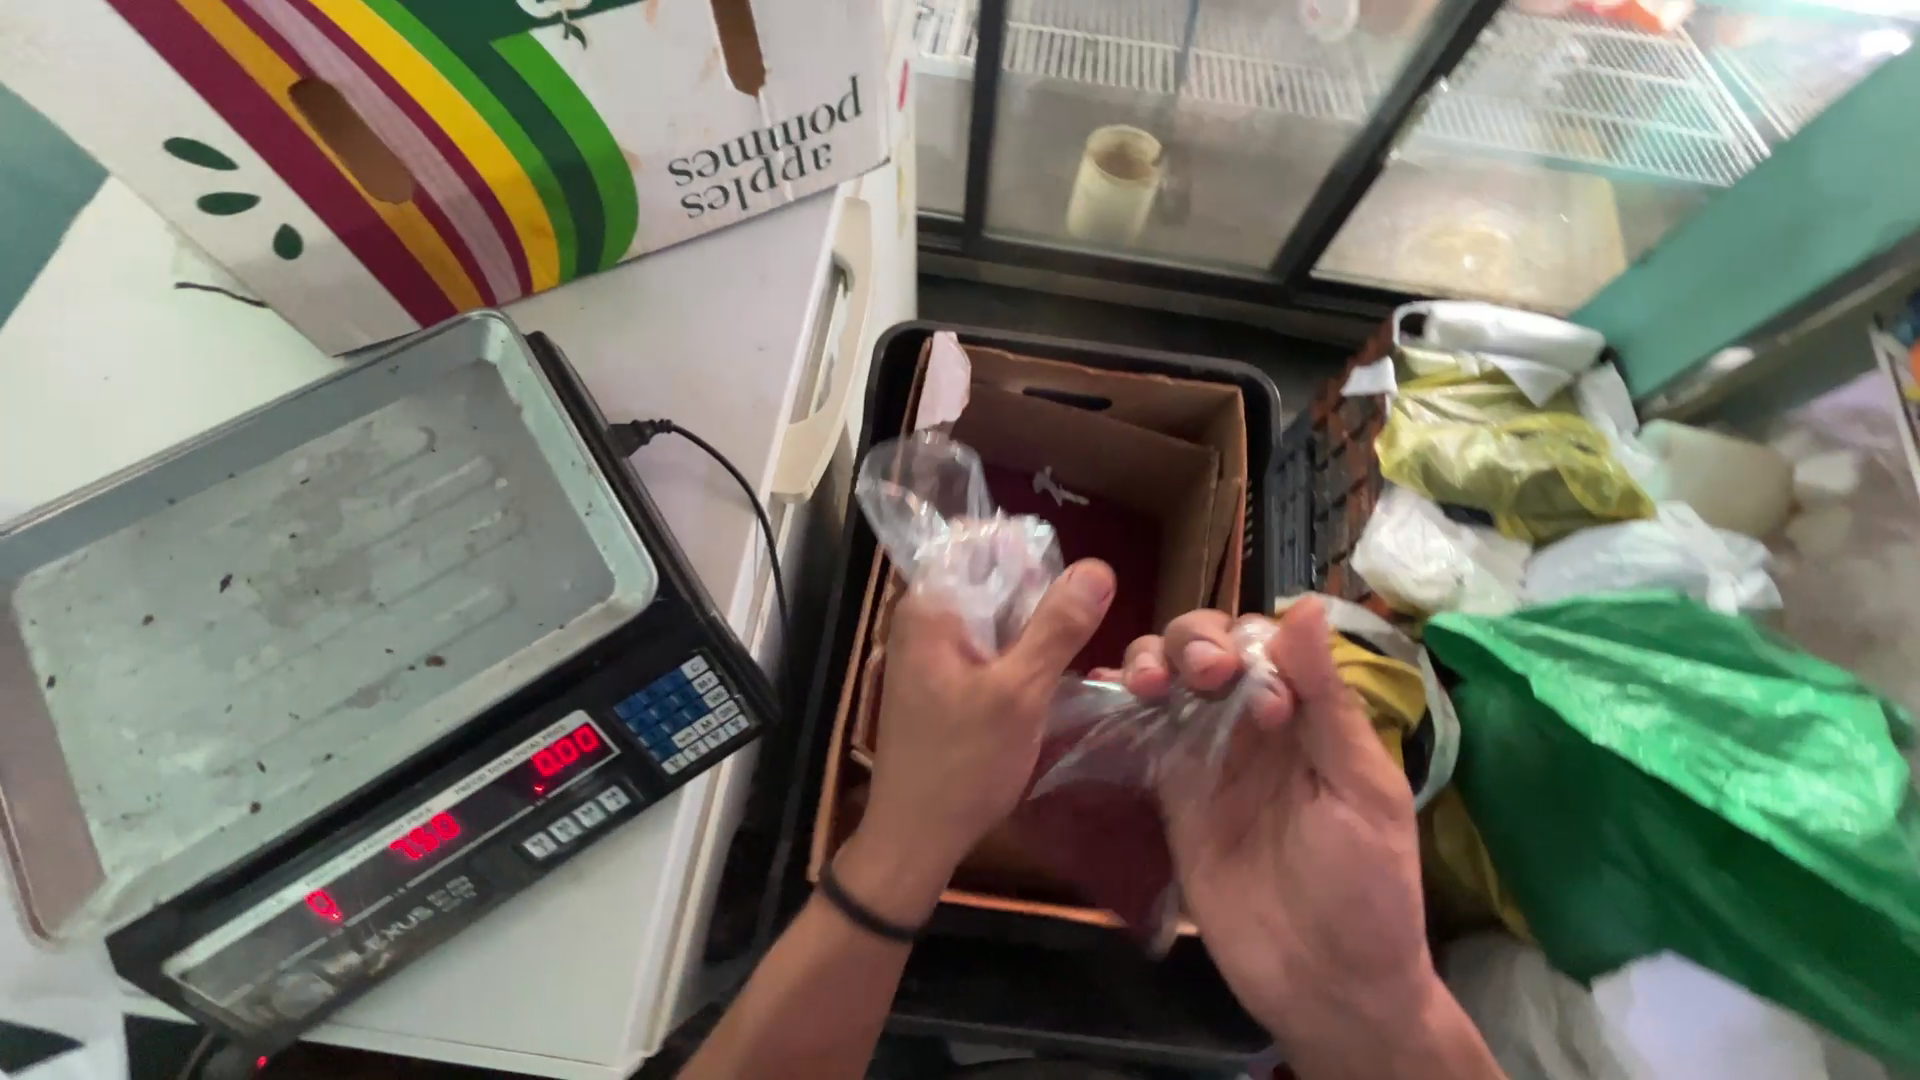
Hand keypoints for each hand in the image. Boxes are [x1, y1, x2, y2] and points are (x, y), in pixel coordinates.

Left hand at [851, 559, 1115, 922]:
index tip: (1065, 587)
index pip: (977, 541)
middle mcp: (921, 616)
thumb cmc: (963, 764)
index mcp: (930, 606)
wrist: (916, 835)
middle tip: (1074, 625)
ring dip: (1026, 623)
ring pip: (988, 611)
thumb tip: (1098, 567)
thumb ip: (1057, 627)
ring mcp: (928, 648)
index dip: (1025, 552)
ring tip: (1064, 650)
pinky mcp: (939, 676)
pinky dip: (1011, 648)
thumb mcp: (1020, 693)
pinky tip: (1039, 675)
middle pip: (985, 574)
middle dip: (1032, 590)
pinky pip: (982, 641)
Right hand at [1108, 599, 1471, 1077]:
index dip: (1246, 641)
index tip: (1245, 682)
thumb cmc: (1365, 889)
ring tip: (1149, 686)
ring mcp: (1205, 753)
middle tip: (1198, 677)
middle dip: (1192, 642)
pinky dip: (1118, 703)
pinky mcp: (1170, 787)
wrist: (1321, 985)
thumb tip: (1309, 607)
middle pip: (1206, 647)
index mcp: (1306, 714)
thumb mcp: (1362, 791)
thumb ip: (1328, 702)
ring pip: (1167, 677)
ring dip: (1151, 662)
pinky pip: (1140, 731)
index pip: (1265, 640)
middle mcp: (1250, 721)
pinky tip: (1106, 691)